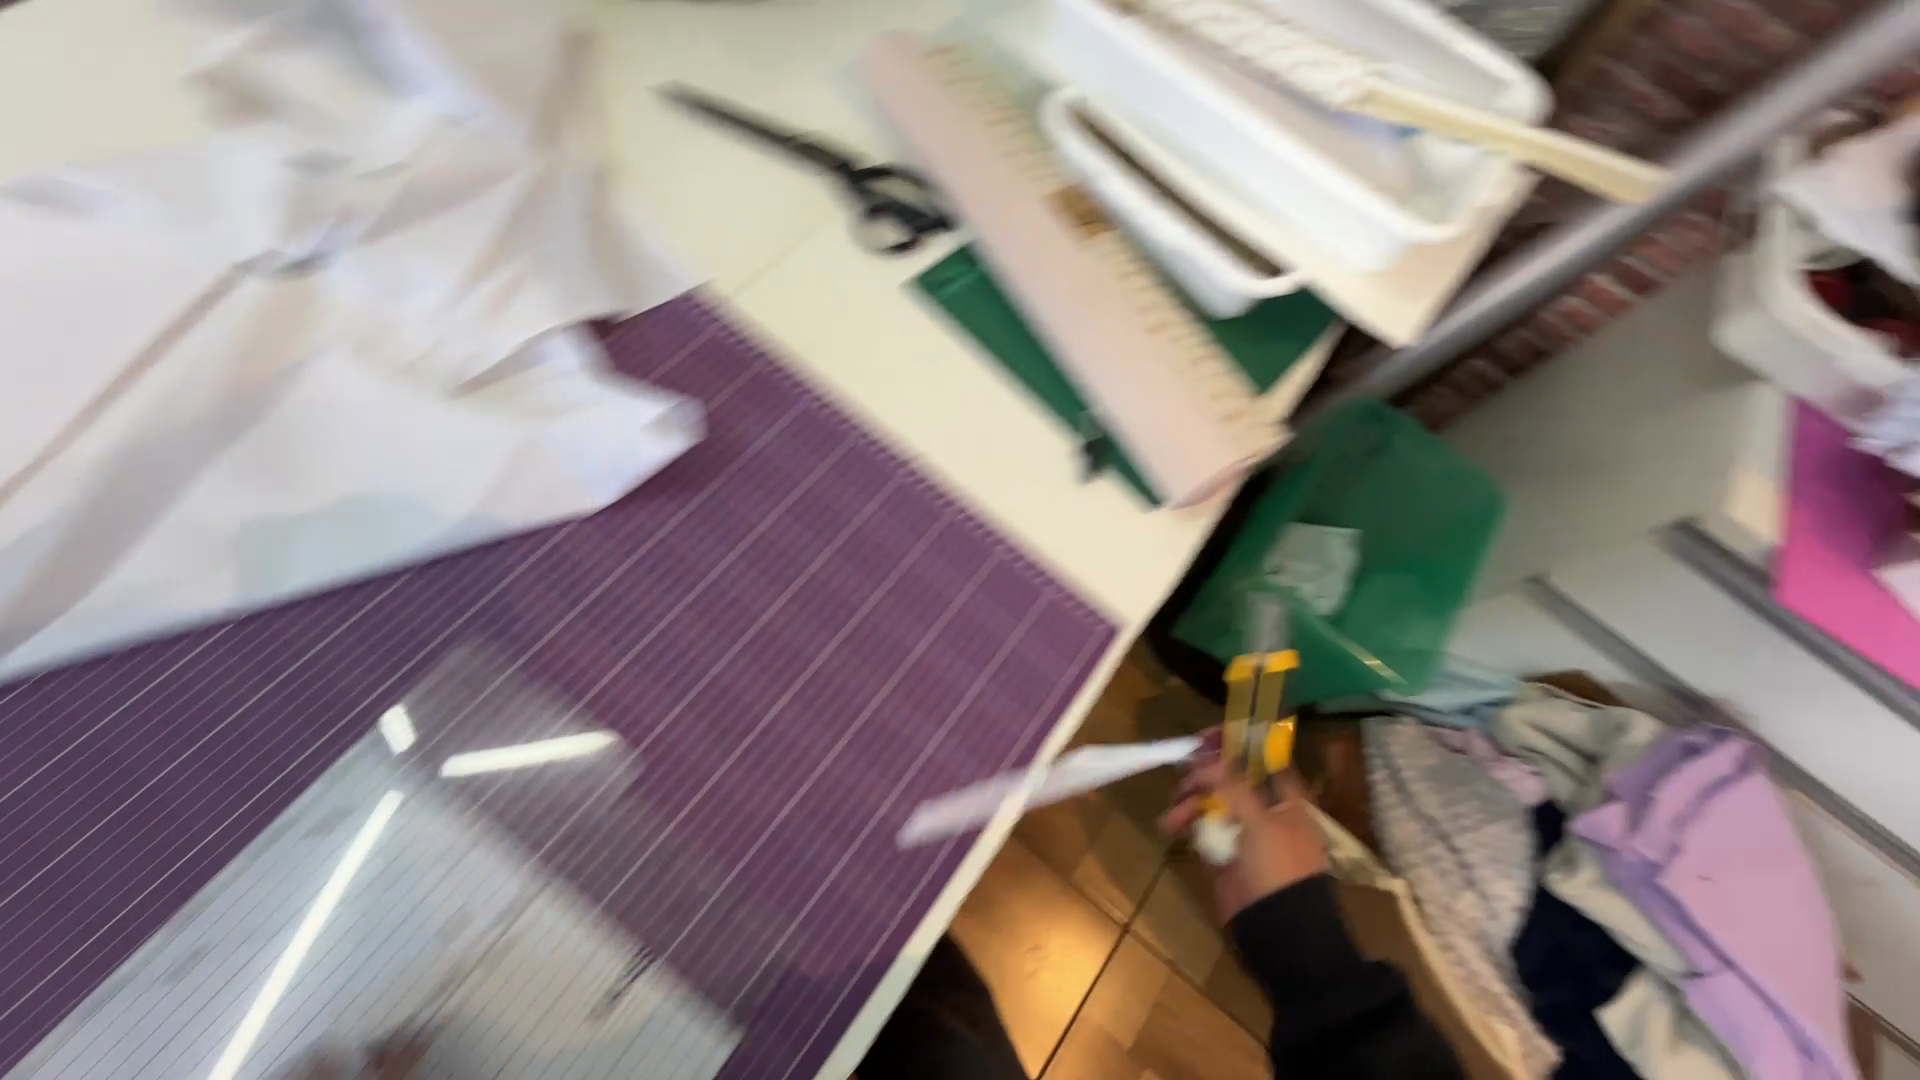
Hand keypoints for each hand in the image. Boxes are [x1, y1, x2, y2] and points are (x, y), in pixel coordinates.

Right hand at [1160, 758, 1329, 921]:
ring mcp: (1243, 832)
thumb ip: (1234, 786)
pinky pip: (1200, 827)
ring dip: (1189, 798)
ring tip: (1173, 810)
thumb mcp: (1261, 822)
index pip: (1261, 759)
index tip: (1206, 737)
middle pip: (1230, 778)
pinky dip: (1184, 821)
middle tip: (1183, 772)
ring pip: (1211, 800)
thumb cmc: (1280, 870)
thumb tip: (1208, 758)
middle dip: (1203, 772)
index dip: (1235, 744)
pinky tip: (1170, 823)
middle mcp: (1265, 810)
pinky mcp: (1223, 853)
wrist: (1280, 931)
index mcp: (1286, 800)